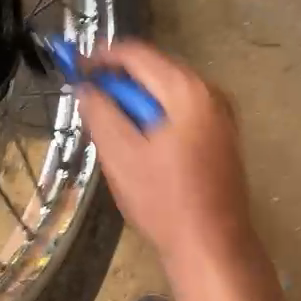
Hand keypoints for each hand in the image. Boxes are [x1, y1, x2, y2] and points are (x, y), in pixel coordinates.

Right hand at [77, 41, 252, 269]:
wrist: (213, 247)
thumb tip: (85, 87)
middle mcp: (211, 92)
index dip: (103, 56)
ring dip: (138, 102)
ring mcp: (222, 114)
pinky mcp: (223, 135)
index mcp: (188, 90)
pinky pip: (183, 110)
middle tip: (92, 104)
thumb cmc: (165, 201)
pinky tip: (142, 145)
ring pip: (168, 91)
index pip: (138, 54)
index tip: (76, 68)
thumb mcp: (121, 154)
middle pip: (156, 70)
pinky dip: (158, 116)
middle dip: (121, 83)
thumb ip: (100, 112)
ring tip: (113, 130)